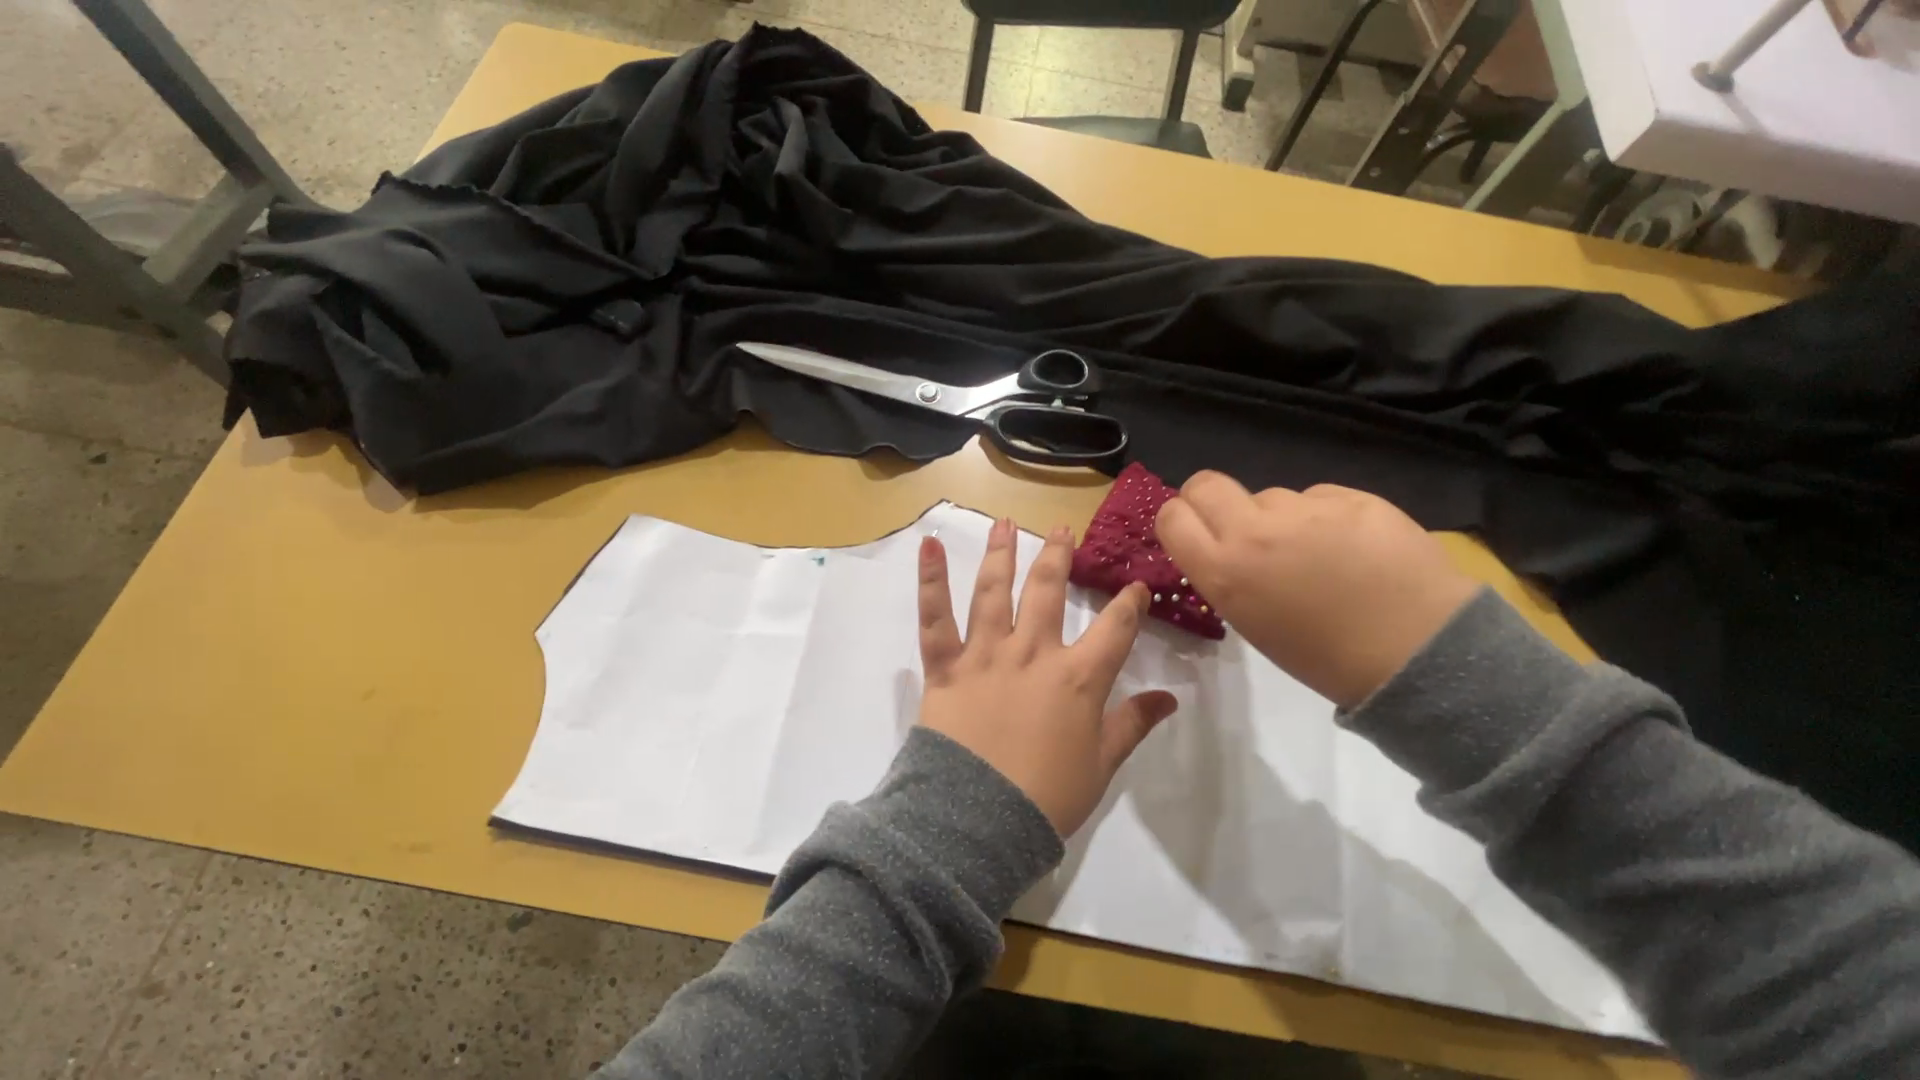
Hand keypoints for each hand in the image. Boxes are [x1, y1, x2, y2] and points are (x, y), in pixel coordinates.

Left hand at [917, 519, 1177, 837]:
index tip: (1136, 585)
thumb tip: (1170, 698)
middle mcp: (1033, 654)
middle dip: (1059, 557)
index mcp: (1078, 678)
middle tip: (1063, 529)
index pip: (1115, 629)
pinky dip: (930, 580)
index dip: (1130, 604)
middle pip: (1049, 592)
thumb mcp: (1100, 765)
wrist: (979, 822)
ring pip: (994, 592)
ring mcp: (986, 655)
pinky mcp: (945, 667)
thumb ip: (1132, 724)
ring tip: (1006, 523)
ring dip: (1002, 554)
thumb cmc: (1046, 798)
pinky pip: (935, 618)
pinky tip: (929, 544)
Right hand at [1156, 473, 1477, 709]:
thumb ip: (1228, 575)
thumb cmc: (1324, 656)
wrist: (1414, 650)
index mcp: (1223, 572)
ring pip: (1271, 495)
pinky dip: (1326, 516)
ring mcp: (1304, 508)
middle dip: (1213, 499)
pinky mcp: (1351, 496)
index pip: (1172, 516)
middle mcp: (1253, 531)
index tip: (1198, 535)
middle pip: (1206, 484)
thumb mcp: (1252, 622)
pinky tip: (1353, 547)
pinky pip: (1320, 497)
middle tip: (1241, 526)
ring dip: (1280, 516)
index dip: (1181, 521)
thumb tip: (1228, 547)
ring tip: (1317, 552)